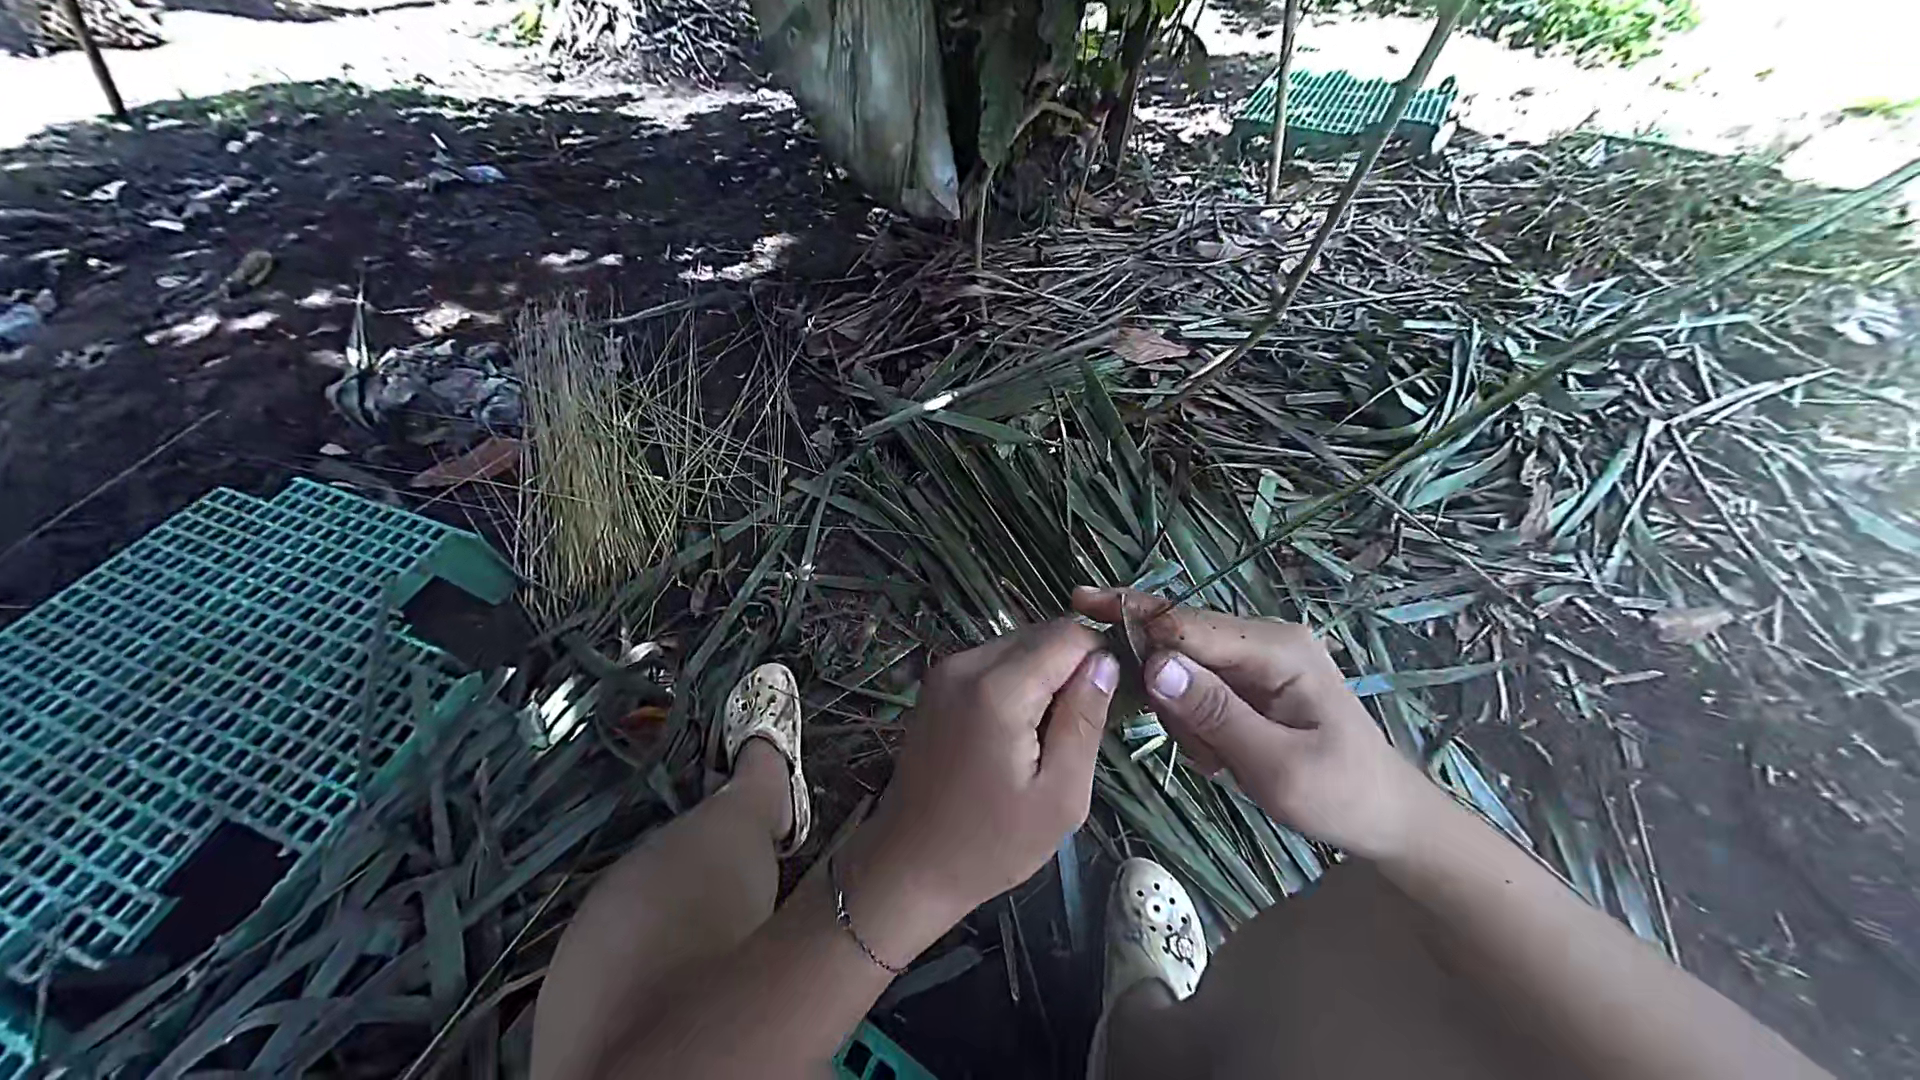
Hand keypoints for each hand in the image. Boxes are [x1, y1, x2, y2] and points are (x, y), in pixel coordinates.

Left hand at [845, 620, 1117, 953]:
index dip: (1099, 658)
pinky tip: (1018, 728)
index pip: (1068, 635)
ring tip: (1048, 732)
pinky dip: (1018, 680)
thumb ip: (1084, 720)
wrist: (910, 861)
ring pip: (1019, 644)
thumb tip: (1106, 662)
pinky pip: (994, 660)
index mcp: (998, 689)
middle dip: (1072, 666)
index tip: (1110, 700)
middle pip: (1042, 635)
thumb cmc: (991, 843)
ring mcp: (946, 670)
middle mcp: (966, 664)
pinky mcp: (937, 681)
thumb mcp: (1060, 795)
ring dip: (1045, 674)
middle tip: (1080, 724)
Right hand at [1072, 587, 1436, 859]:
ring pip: (1179, 663)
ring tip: (1217, 758)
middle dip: (1160, 683)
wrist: (1383, 817)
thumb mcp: (1278, 765)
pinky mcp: (1245, 678)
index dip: (1132, 619)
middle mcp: (1261, 638)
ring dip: (1179, 710)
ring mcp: (1253, 657)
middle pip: (1177, 636)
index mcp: (1276, 647)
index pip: (1187, 622)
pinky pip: (1193, 684)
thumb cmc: (1340, 794)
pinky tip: (1218, 752)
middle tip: (1191, 745)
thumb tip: (1154, 664)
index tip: (1080, 615)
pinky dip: (1190, 717)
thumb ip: (1214, 713)